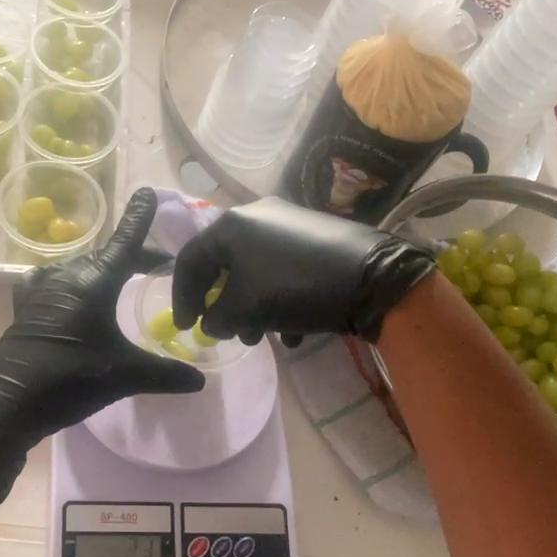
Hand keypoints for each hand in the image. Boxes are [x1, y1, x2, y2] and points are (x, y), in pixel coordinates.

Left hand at [0, 188, 204, 519]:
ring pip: (80, 269)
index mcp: (95, 281)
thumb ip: (166, 374)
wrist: (10, 403)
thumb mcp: (125, 376)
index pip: (125, 242)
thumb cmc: (71, 381)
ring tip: (120, 283)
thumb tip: (200, 381)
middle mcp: (67, 275)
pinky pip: (52, 281)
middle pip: (107, 256)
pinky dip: (70, 282)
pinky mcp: (24, 305)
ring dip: (102, 271)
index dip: (139, 219)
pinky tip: (72, 294)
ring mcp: (41, 288)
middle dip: (134, 258)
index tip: (147, 193)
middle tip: (157, 269)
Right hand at [171, 197, 435, 344]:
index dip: (183, 297)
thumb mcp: (246, 307)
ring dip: (251, 309)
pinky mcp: (315, 240)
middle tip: (228, 335)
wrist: (373, 278)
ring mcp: (289, 226)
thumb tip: (212, 323)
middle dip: (223, 307)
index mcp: (232, 225)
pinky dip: (279, 301)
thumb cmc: (297, 288)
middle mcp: (257, 217)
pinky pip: (282, 272)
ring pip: (255, 273)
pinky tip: (293, 330)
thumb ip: (217, 317)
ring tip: (262, 338)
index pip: (191, 260)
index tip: (186, 327)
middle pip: (224, 267)